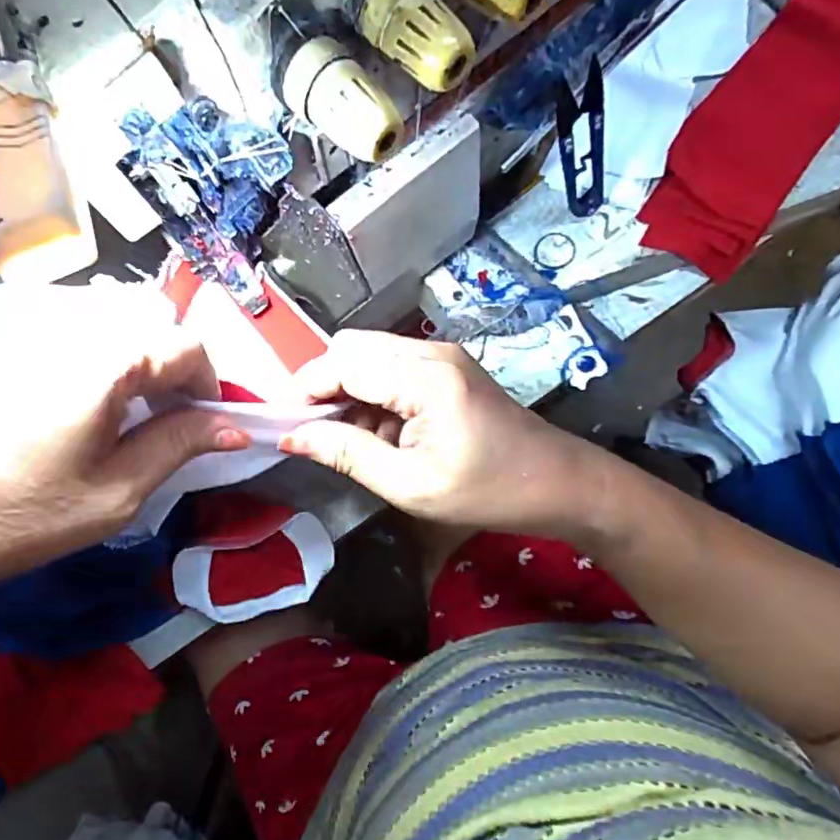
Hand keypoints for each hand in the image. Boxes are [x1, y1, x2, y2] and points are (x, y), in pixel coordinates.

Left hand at [0, 282, 248, 642]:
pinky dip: (46, 339)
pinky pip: (21, 308)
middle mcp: (52, 307)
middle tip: (136, 411)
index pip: (186, 342)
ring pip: (82, 303)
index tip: (195, 419)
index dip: (204, 381)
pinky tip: (10, 391)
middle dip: (157, 354)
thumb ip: (177, 448)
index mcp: (102, 353)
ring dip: (103, 343)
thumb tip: (229, 426)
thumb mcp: (106, 499)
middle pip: (139, 309)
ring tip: (70, 402)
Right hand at [279, 331, 615, 542]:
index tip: (281, 426)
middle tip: (312, 434)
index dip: (304, 391)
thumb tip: (293, 438)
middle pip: (351, 348)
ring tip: (349, 440)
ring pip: (368, 355)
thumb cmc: (489, 491)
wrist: (559, 482)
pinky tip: (380, 433)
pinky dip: (372, 394)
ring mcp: (441, 354)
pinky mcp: (447, 366)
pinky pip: (391, 367)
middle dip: (322, 386)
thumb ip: (348, 454)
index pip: (342, 364)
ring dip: (347, 391)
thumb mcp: (411, 485)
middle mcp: (430, 351)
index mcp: (425, 377)